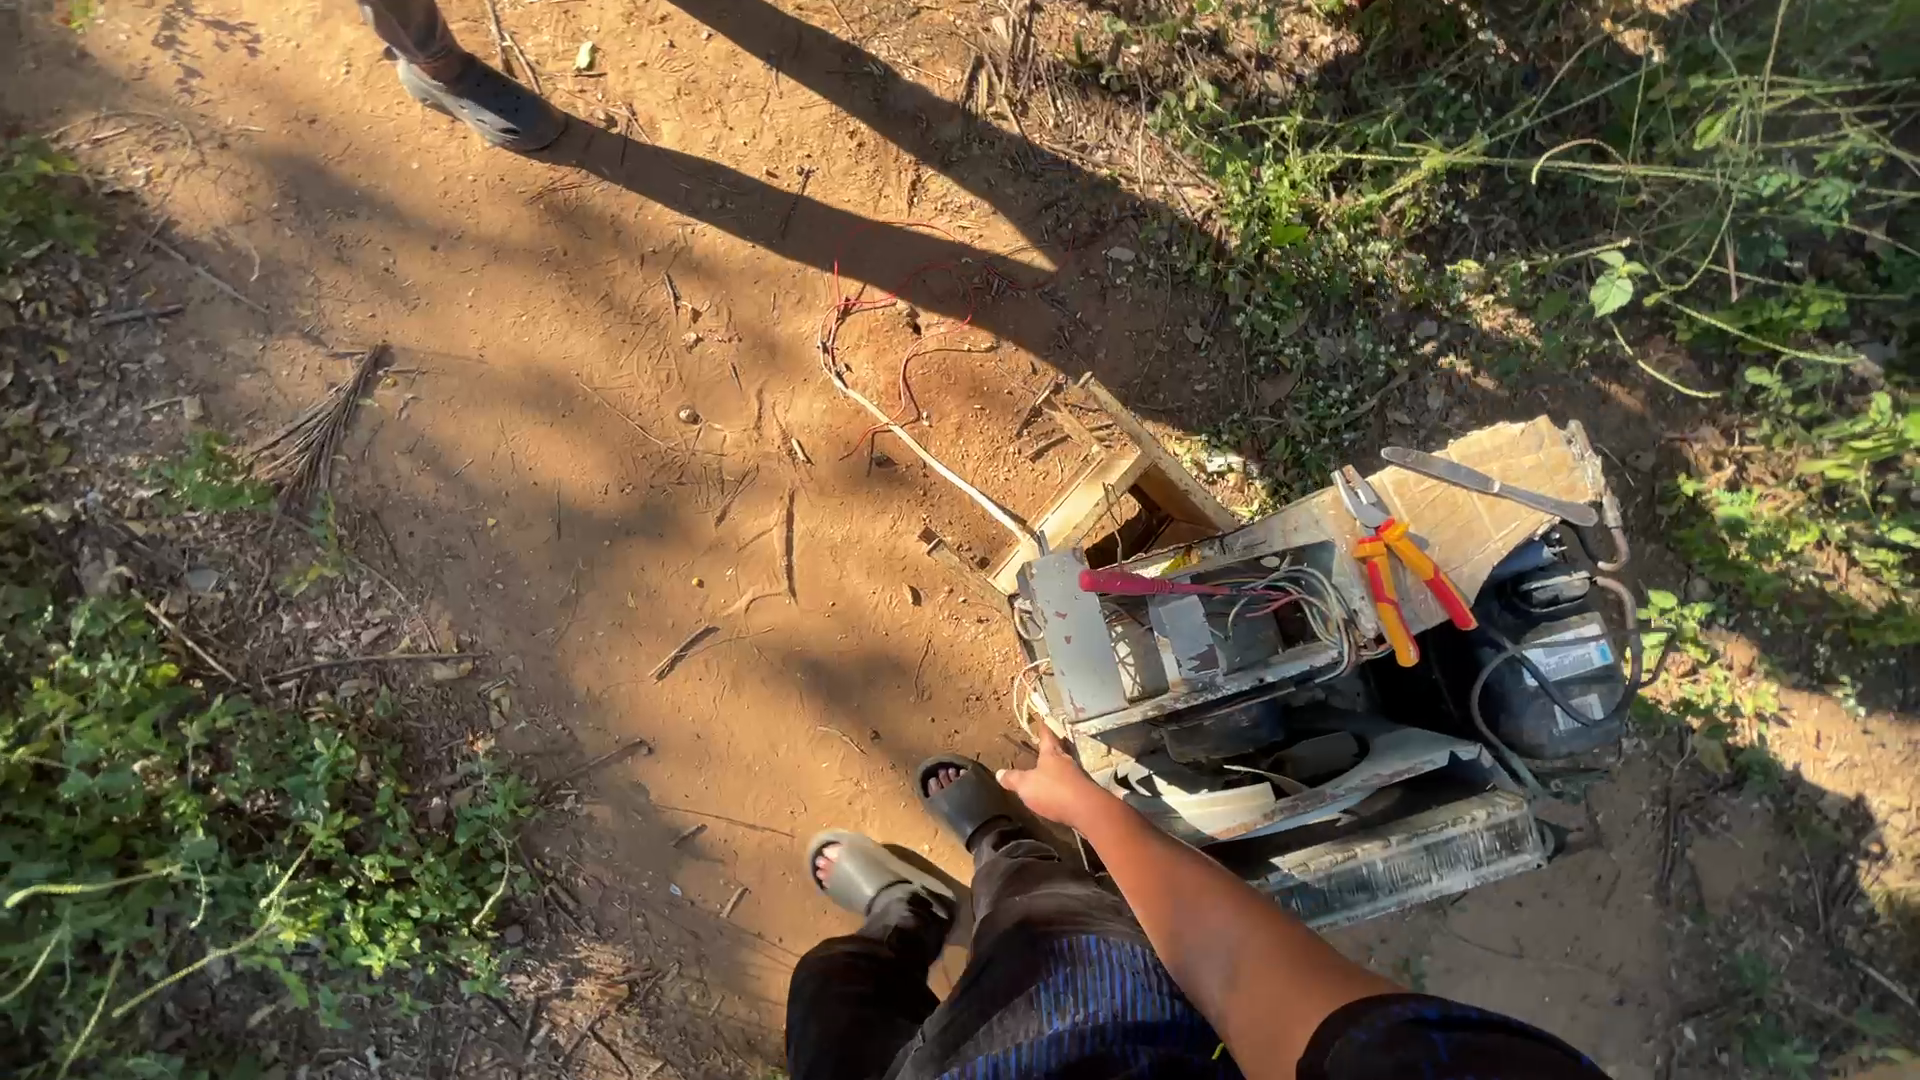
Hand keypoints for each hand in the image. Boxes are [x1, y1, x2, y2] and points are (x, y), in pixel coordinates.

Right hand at [996, 721, 1112, 830]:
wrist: (1086, 810)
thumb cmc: (1053, 790)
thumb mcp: (1025, 785)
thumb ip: (1013, 779)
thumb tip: (998, 773)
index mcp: (1051, 754)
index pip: (1046, 736)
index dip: (1043, 729)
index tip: (1042, 720)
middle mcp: (1066, 761)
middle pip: (1058, 750)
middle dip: (1052, 748)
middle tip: (1045, 746)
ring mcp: (1077, 776)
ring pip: (1066, 767)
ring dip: (1059, 768)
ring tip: (1050, 770)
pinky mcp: (1084, 792)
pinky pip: (1071, 784)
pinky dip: (1064, 785)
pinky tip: (1059, 792)